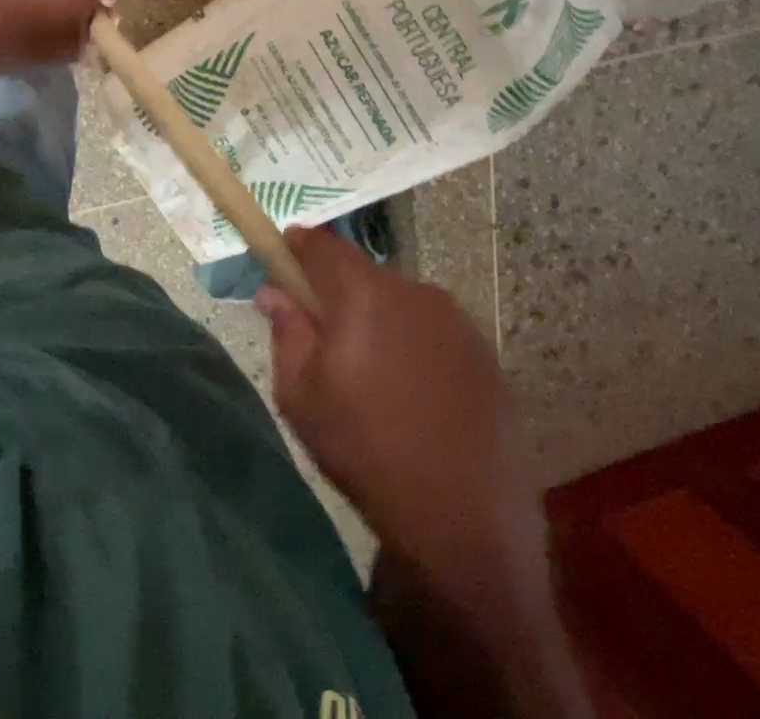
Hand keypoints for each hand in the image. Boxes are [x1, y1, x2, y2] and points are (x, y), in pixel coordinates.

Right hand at [257, 228, 546, 599]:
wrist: (459, 513)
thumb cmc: (360, 446)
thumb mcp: (299, 393)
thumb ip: (286, 332)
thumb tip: (274, 293)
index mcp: (364, 297)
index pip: (323, 247)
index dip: (297, 246)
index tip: (280, 255)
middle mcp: (416, 295)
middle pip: (363, 275)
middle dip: (336, 292)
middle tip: (316, 332)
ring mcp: (458, 324)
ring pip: (400, 304)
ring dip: (376, 320)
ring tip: (365, 372)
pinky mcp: (485, 356)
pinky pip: (432, 332)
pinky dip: (410, 345)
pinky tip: (406, 392)